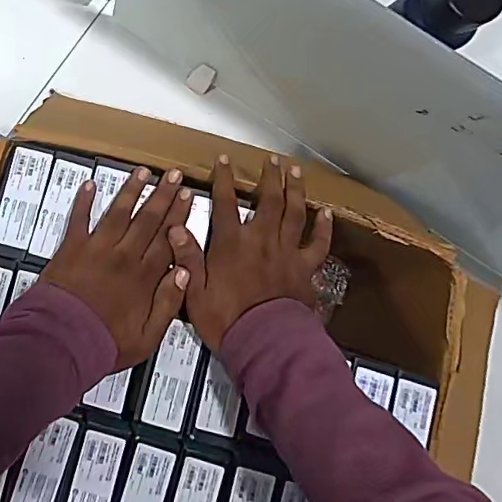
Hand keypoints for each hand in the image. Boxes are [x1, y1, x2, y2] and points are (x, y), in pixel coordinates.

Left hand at [40, 167, 193, 371]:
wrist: (61, 342)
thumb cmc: (104, 343)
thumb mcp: (148, 337)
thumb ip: (168, 303)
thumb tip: (184, 273)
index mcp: (144, 277)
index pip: (169, 239)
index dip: (180, 215)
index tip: (188, 197)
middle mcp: (123, 256)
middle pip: (148, 219)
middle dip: (164, 195)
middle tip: (175, 175)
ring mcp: (97, 249)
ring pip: (119, 212)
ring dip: (132, 190)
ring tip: (144, 172)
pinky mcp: (71, 249)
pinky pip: (79, 219)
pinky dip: (83, 201)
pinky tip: (90, 185)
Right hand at [169, 154, 332, 348]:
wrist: (265, 342)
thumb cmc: (227, 320)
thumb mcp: (195, 291)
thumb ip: (188, 257)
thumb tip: (175, 228)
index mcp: (231, 244)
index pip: (225, 203)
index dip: (224, 179)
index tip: (224, 161)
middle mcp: (261, 240)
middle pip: (268, 200)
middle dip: (269, 177)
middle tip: (272, 159)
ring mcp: (286, 252)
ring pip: (294, 213)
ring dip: (295, 190)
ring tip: (296, 172)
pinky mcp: (304, 269)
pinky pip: (317, 244)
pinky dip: (323, 228)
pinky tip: (326, 213)